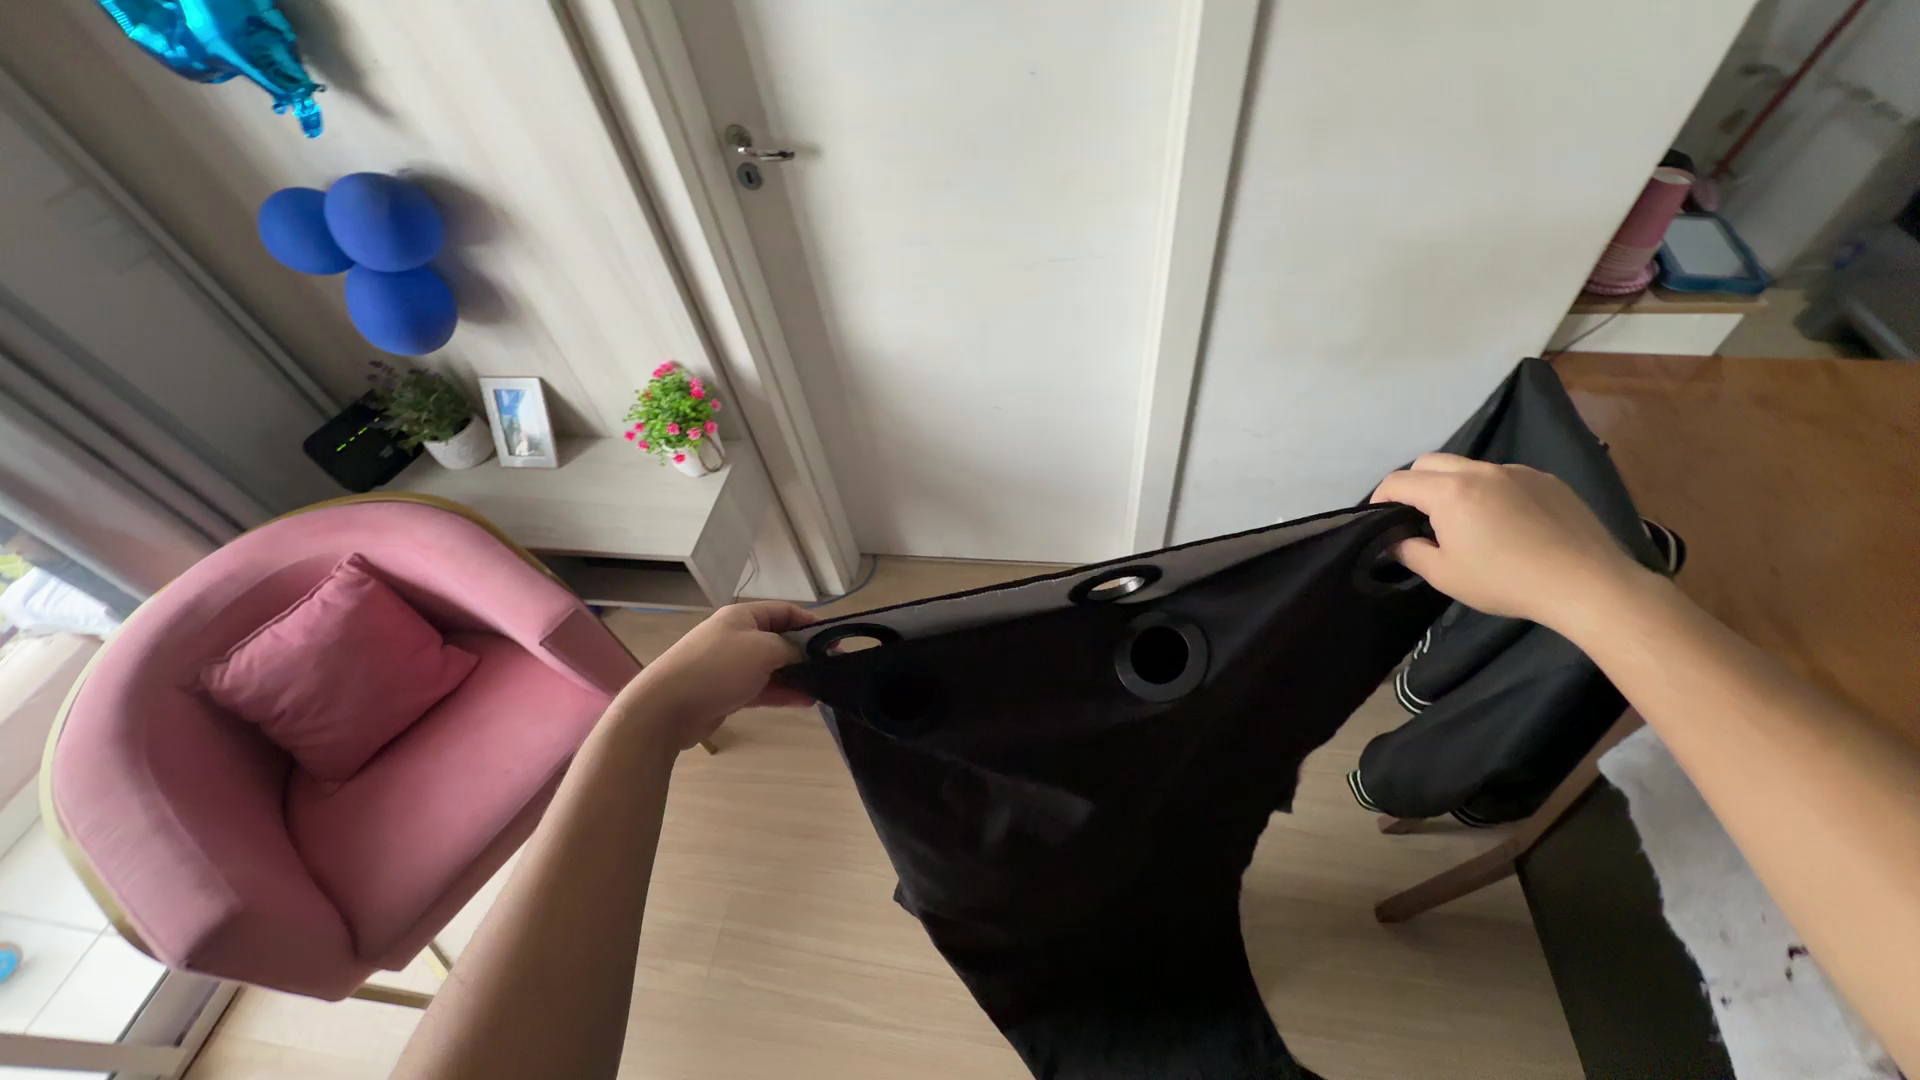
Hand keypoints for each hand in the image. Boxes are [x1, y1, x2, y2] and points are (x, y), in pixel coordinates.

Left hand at [617, 602, 818, 748]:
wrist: (665, 709)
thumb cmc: (716, 669)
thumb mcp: (762, 650)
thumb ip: (791, 648)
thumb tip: (807, 653)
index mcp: (743, 617)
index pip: (785, 611)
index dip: (812, 623)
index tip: (836, 640)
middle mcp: (737, 636)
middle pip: (780, 639)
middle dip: (807, 652)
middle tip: (833, 667)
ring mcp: (731, 665)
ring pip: (773, 666)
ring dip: (797, 675)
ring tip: (824, 687)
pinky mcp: (727, 691)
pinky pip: (763, 688)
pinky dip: (783, 692)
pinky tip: (806, 701)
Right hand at [1369, 453, 1658, 630]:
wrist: (1586, 583)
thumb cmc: (1505, 581)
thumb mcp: (1444, 575)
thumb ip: (1410, 552)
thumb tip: (1395, 541)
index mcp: (1449, 492)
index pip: (1398, 481)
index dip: (1380, 497)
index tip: (1378, 518)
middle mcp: (1480, 471)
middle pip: (1430, 462)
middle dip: (1413, 483)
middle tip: (1415, 515)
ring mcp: (1517, 472)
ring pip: (1468, 467)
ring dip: (1452, 485)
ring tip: (1461, 518)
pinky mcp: (1546, 480)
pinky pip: (1503, 476)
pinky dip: (1489, 490)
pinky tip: (1503, 521)